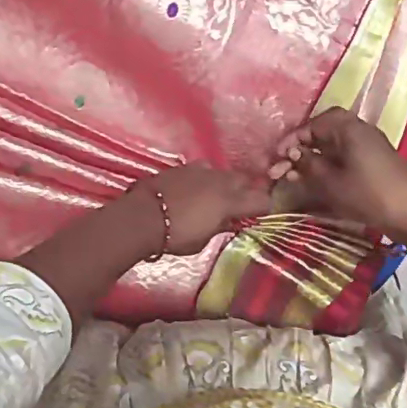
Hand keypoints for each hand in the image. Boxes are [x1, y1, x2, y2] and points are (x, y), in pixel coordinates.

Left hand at [133, 163, 271, 255]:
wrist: (142, 216)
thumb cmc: (175, 236)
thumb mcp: (202, 240)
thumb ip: (219, 227)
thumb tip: (228, 221)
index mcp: (229, 201)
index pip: (261, 199)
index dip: (264, 206)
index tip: (260, 214)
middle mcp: (220, 181)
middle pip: (244, 180)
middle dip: (246, 191)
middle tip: (241, 204)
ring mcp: (200, 170)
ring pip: (223, 172)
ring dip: (225, 182)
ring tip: (218, 194)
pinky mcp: (182, 167)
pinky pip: (203, 170)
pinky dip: (205, 178)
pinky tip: (197, 188)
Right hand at [268, 107, 406, 242]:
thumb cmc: (368, 194)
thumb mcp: (331, 182)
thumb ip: (308, 164)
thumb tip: (293, 154)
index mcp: (349, 128)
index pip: (314, 124)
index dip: (293, 139)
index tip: (277, 156)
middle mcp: (360, 131)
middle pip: (324, 131)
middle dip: (301, 147)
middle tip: (284, 164)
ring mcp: (369, 146)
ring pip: (334, 144)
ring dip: (313, 157)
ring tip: (295, 175)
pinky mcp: (374, 161)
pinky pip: (345, 155)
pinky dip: (328, 164)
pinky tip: (317, 179)